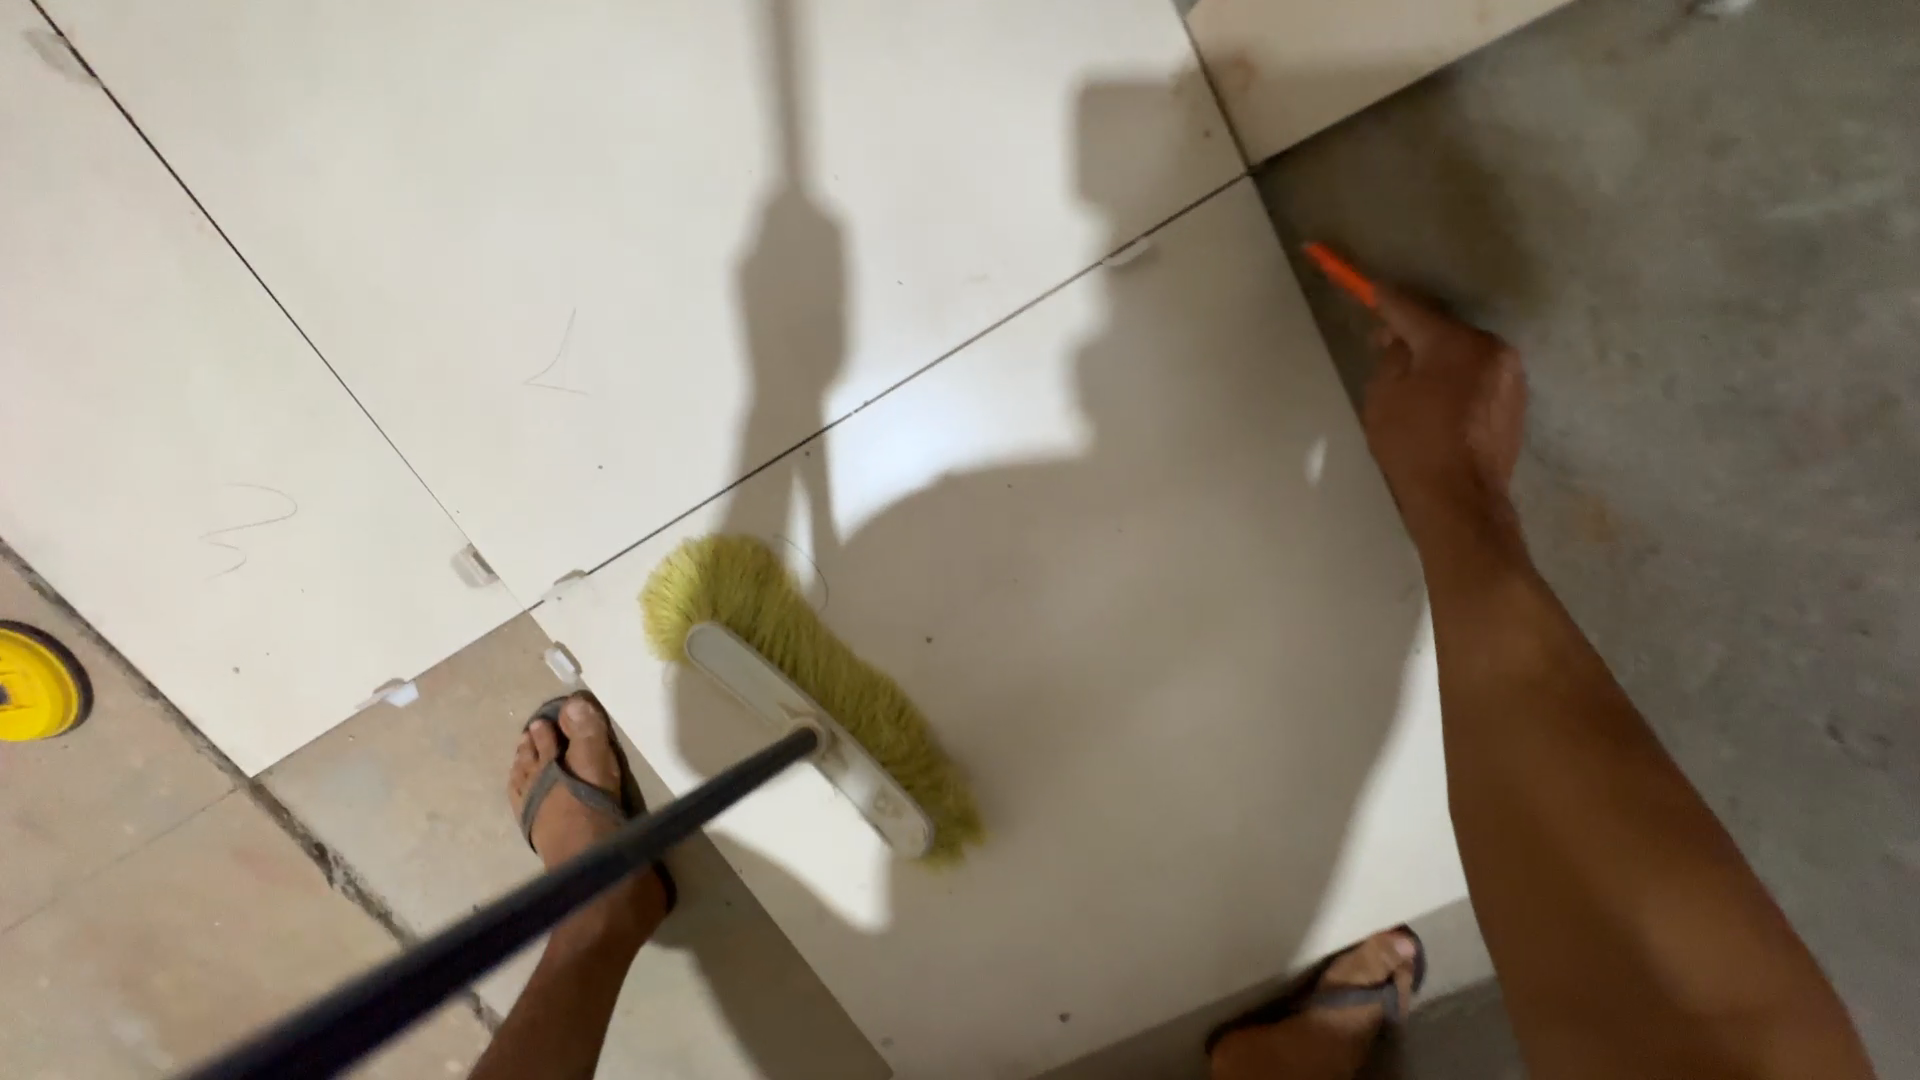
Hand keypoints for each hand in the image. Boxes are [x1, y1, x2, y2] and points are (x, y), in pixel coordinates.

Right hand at [1361, 286, 1526, 533]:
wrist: (1459, 499)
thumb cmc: (1412, 446)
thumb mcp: (1383, 398)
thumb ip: (1390, 359)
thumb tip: (1396, 339)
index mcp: (1454, 343)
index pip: (1410, 310)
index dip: (1382, 297)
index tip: (1364, 282)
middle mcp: (1491, 348)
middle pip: (1441, 331)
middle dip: (1412, 336)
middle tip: (1382, 349)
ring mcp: (1510, 375)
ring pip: (1461, 355)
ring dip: (1435, 361)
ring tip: (1410, 387)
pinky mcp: (1515, 400)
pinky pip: (1476, 377)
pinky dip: (1453, 381)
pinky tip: (1435, 407)